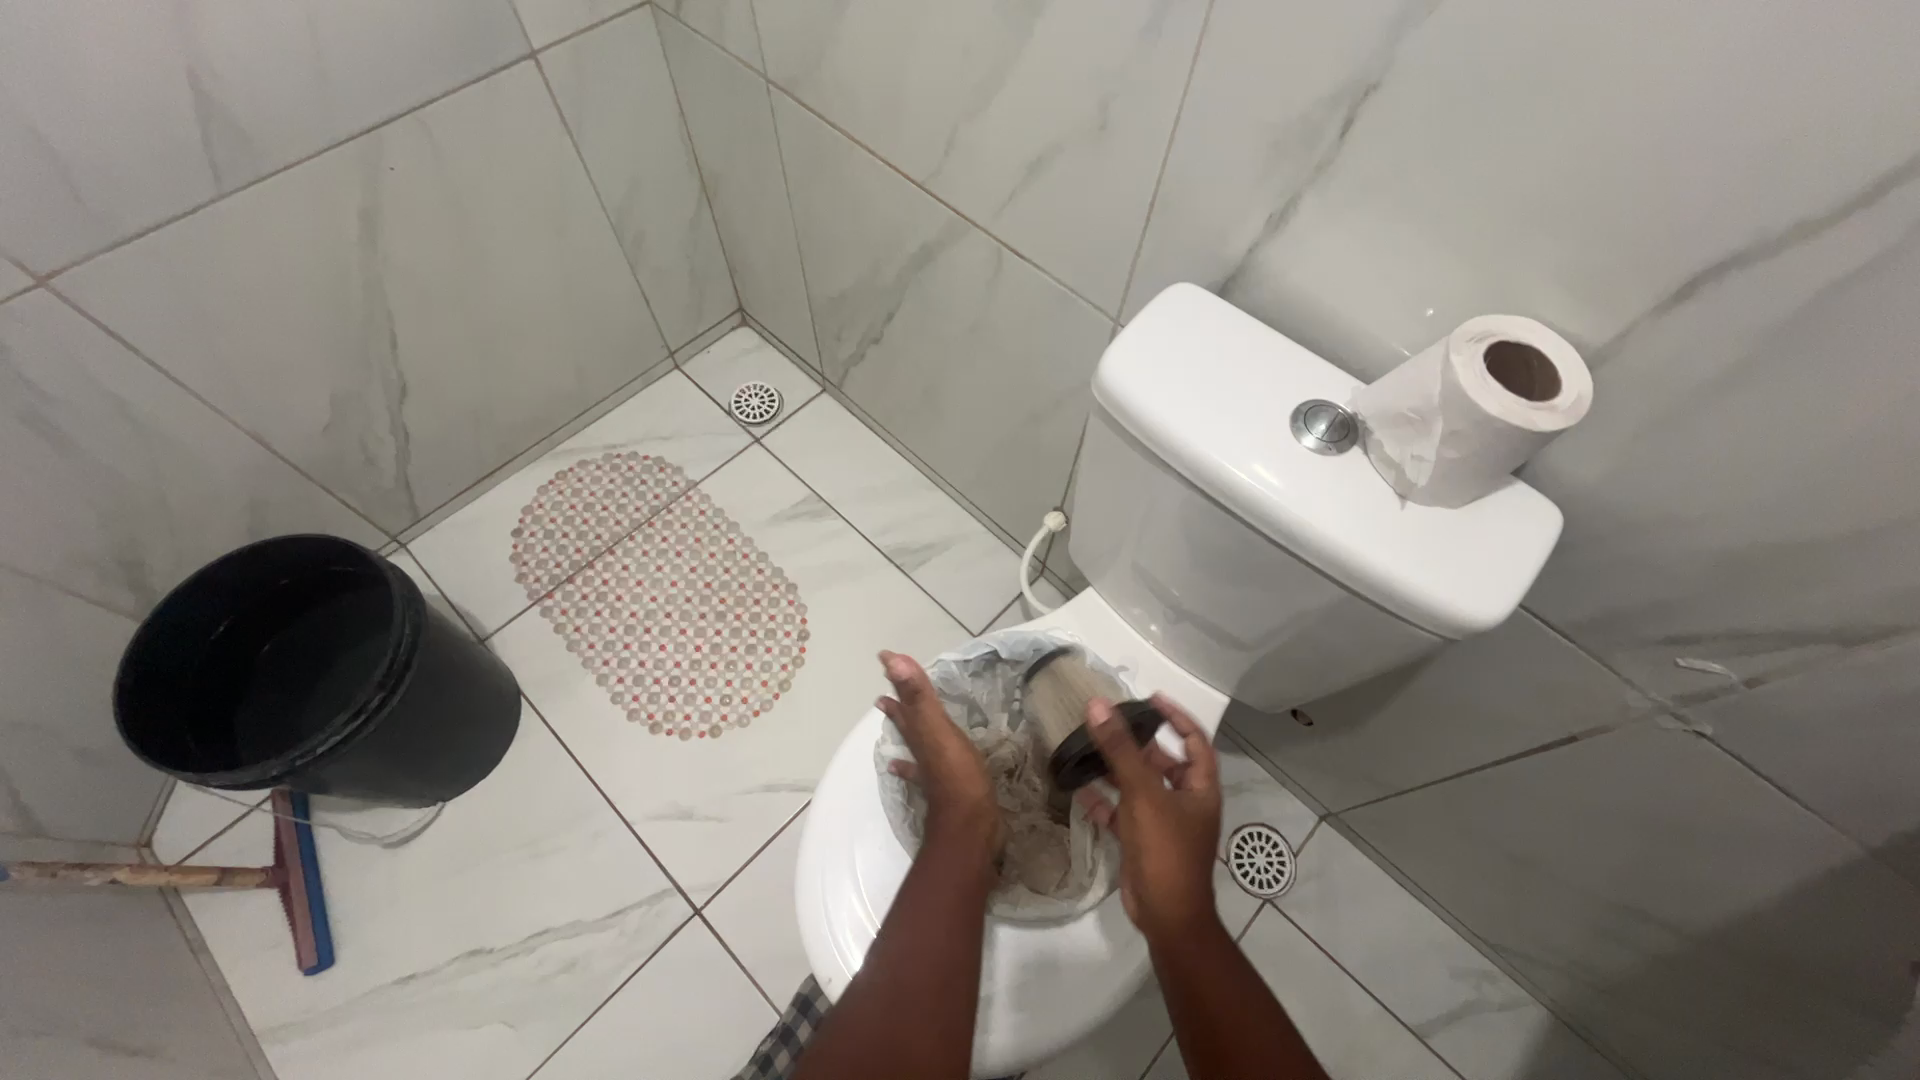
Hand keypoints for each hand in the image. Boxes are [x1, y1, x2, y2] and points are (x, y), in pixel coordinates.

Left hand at [877, 651, 1004, 860]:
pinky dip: (908, 766)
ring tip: (891, 716)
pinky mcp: (940, 785)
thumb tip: (892, 660)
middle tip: (884, 691)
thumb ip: (917, 694)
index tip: (885, 657)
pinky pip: (919, 771)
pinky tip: (899, 767)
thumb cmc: (956, 771)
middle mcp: (918, 746)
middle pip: (904, 718)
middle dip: (896, 702)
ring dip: (902, 726)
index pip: (903, 697)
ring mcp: (928, 767)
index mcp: (919, 729)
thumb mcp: (936, 726)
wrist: (969, 822)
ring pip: (910, 741)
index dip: (896, 678)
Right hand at [1076, 693, 1221, 941]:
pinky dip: (1104, 801)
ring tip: (1087, 749)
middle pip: (1162, 762)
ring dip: (1116, 770)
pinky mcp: (1143, 842)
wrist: (1166, 915)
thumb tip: (1097, 705)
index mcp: (1200, 787)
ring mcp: (1164, 823)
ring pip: (1139, 787)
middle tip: (1108, 724)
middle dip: (1136, 743)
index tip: (1150, 699)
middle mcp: (1185, 802)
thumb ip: (1120, 749)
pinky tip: (1079, 789)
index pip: (1194, 740)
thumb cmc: (1165, 849)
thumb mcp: (1143, 794)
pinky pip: (1122, 813)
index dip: (1176, 717)